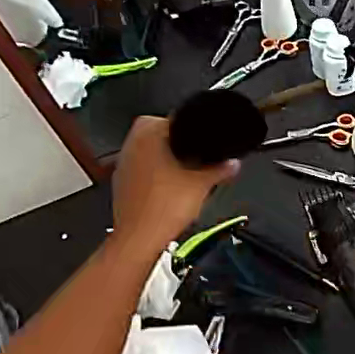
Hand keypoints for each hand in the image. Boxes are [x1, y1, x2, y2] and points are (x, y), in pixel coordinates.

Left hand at [110, 117, 238, 250]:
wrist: (141, 236)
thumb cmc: (164, 207)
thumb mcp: (203, 184)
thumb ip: (221, 169)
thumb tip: (232, 163)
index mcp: (148, 136)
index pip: (171, 117)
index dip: (190, 125)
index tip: (202, 134)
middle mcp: (131, 146)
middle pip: (156, 130)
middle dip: (176, 138)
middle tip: (194, 151)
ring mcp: (124, 164)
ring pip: (147, 148)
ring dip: (164, 154)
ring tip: (184, 169)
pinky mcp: (122, 181)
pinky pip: (141, 167)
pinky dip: (156, 171)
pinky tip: (171, 185)